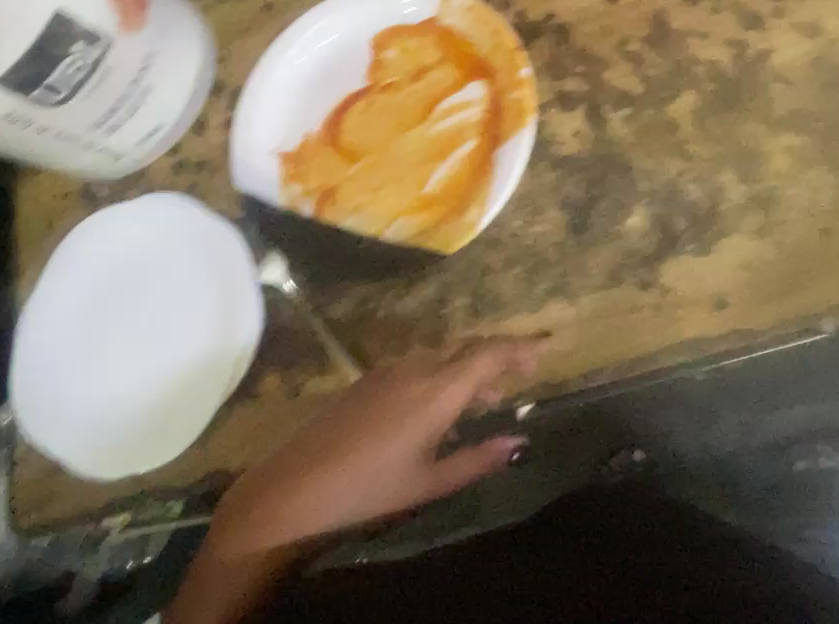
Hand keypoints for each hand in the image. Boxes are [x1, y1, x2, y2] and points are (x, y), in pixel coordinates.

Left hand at [203, 337, 540, 556]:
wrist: (296, 487)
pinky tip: (439, 408)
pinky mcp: (367, 380)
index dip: (518, 348)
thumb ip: (478, 458)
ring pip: (440, 358)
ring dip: (467, 371)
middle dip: (497, 356)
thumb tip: (519, 442)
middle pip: (466, 349)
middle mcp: (416, 369)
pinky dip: (440, 377)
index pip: (488, 354)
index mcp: (438, 391)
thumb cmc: (370, 489)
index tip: (543, 351)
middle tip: (522, 373)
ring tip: (485, 400)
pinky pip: (417, 367)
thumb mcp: (431, 482)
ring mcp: (388, 371)